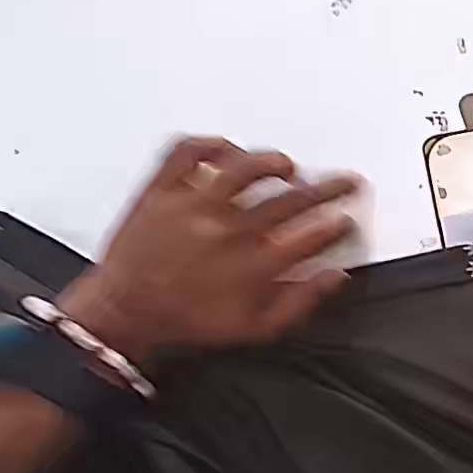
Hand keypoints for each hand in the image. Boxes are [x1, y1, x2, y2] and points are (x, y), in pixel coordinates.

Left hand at [59, 137, 362, 362]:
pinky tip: (228, 149)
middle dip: (327, 189)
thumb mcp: (256, 329)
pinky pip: (187, 152)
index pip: (311, 237)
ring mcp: (193, 206)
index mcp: (254, 266)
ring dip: (273, 163)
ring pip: (244, 167)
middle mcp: (228, 231)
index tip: (345, 220)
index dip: (336, 225)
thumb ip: (301, 302)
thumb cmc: (189, 322)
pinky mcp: (162, 191)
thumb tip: (334, 278)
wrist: (127, 313)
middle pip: (291, 199)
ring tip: (288, 166)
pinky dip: (210, 144)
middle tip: (343, 182)